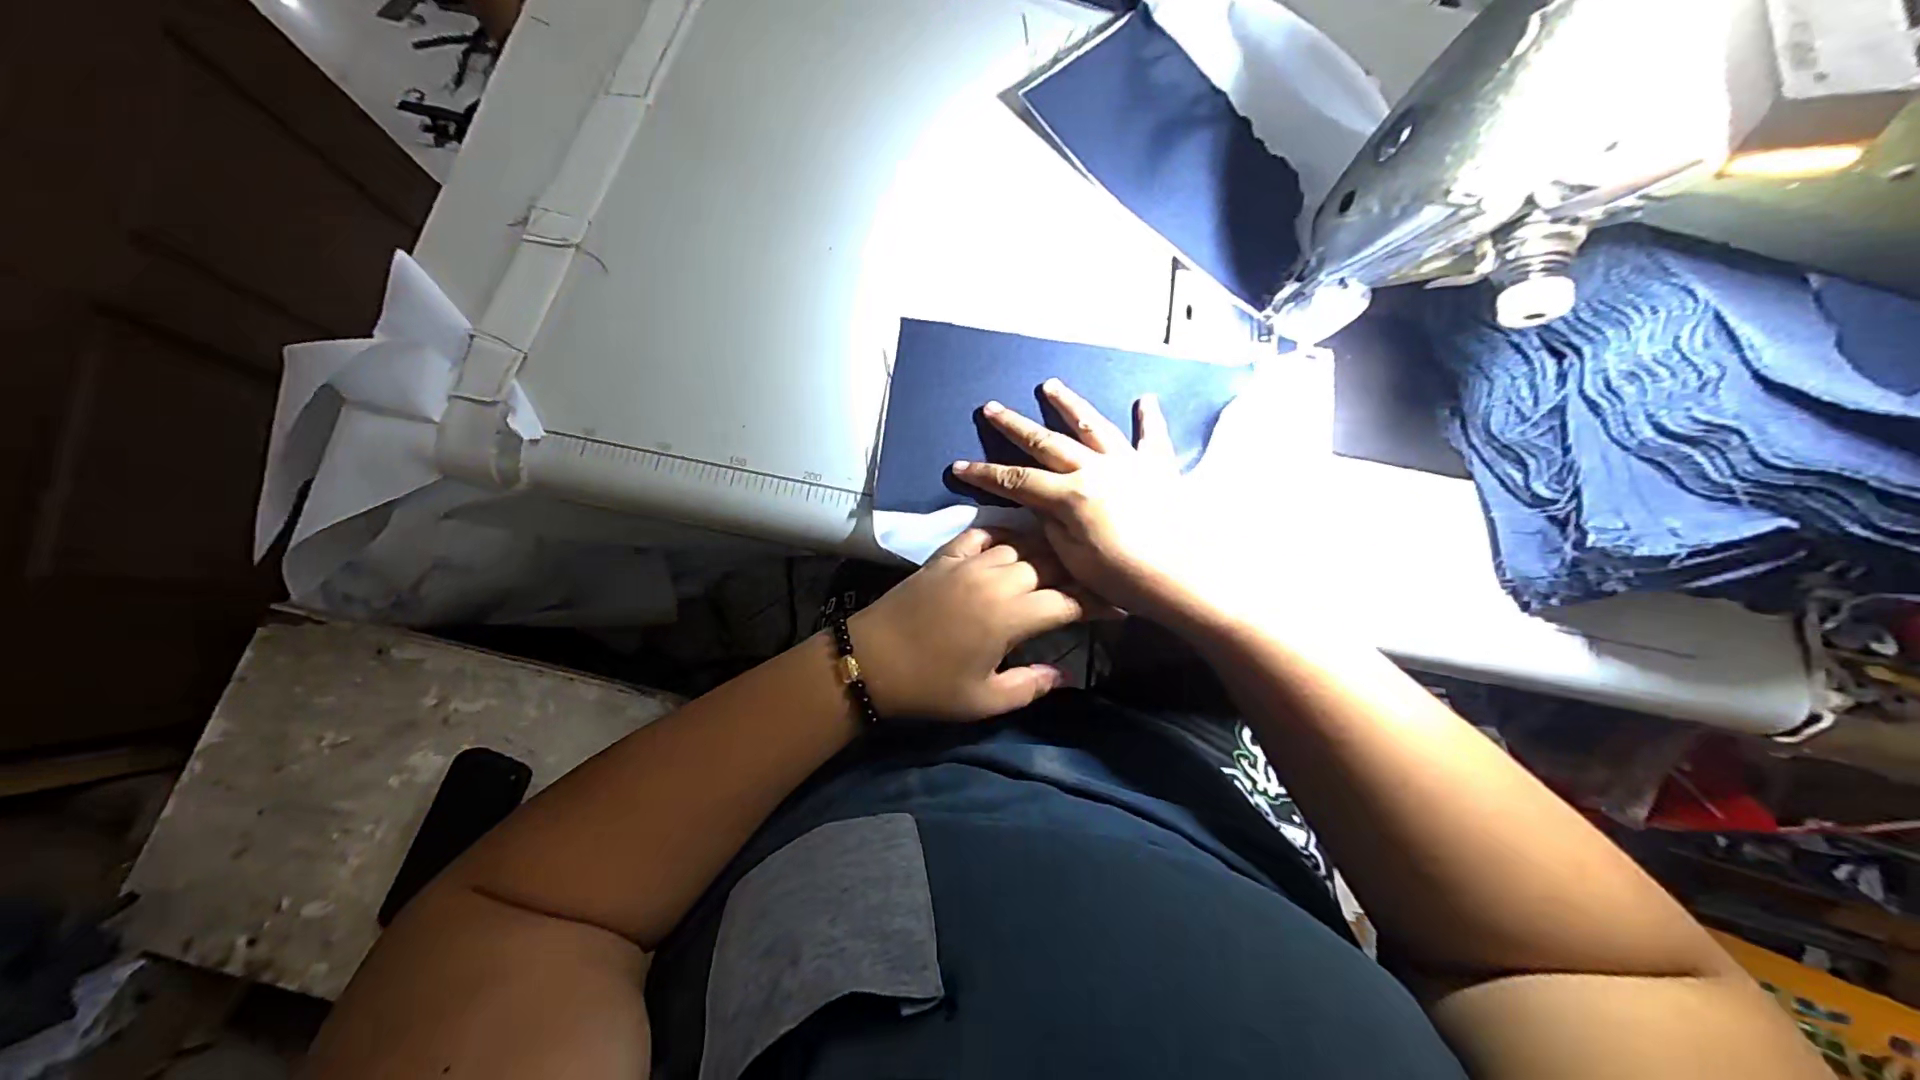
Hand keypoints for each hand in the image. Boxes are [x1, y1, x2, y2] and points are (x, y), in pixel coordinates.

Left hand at [847, 528, 1093, 721]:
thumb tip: (1066, 676)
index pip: (1068, 601)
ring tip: (1059, 560)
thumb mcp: (985, 700)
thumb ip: (1031, 685)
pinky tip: (1012, 542)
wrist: (871, 662)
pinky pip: (981, 534)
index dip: (1095, 604)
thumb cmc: (930, 687)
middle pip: (1049, 565)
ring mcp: (968, 563)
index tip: (1115, 608)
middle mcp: (997, 580)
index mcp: (1012, 616)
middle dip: (1074, 573)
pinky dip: (1001, 534)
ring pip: (1020, 544)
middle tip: (1090, 582)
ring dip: (1043, 551)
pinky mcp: (944, 557)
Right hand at [951, 372, 1330, 634]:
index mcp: (1069, 496)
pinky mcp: (1159, 468)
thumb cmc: (1124, 578)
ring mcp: (1128, 463)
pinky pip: (1152, 437)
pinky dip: (1148, 418)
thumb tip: (1044, 505)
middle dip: (1014, 426)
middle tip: (992, 408)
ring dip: (1068, 405)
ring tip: (1050, 386)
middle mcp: (1094, 470)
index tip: (958, 465)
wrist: (1186, 579)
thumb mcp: (1074, 559)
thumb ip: (1054, 525)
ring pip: (1091, 426)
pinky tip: (1145, 400)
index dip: (984, 474)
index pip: (1015, 481)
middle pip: (1045, 442)